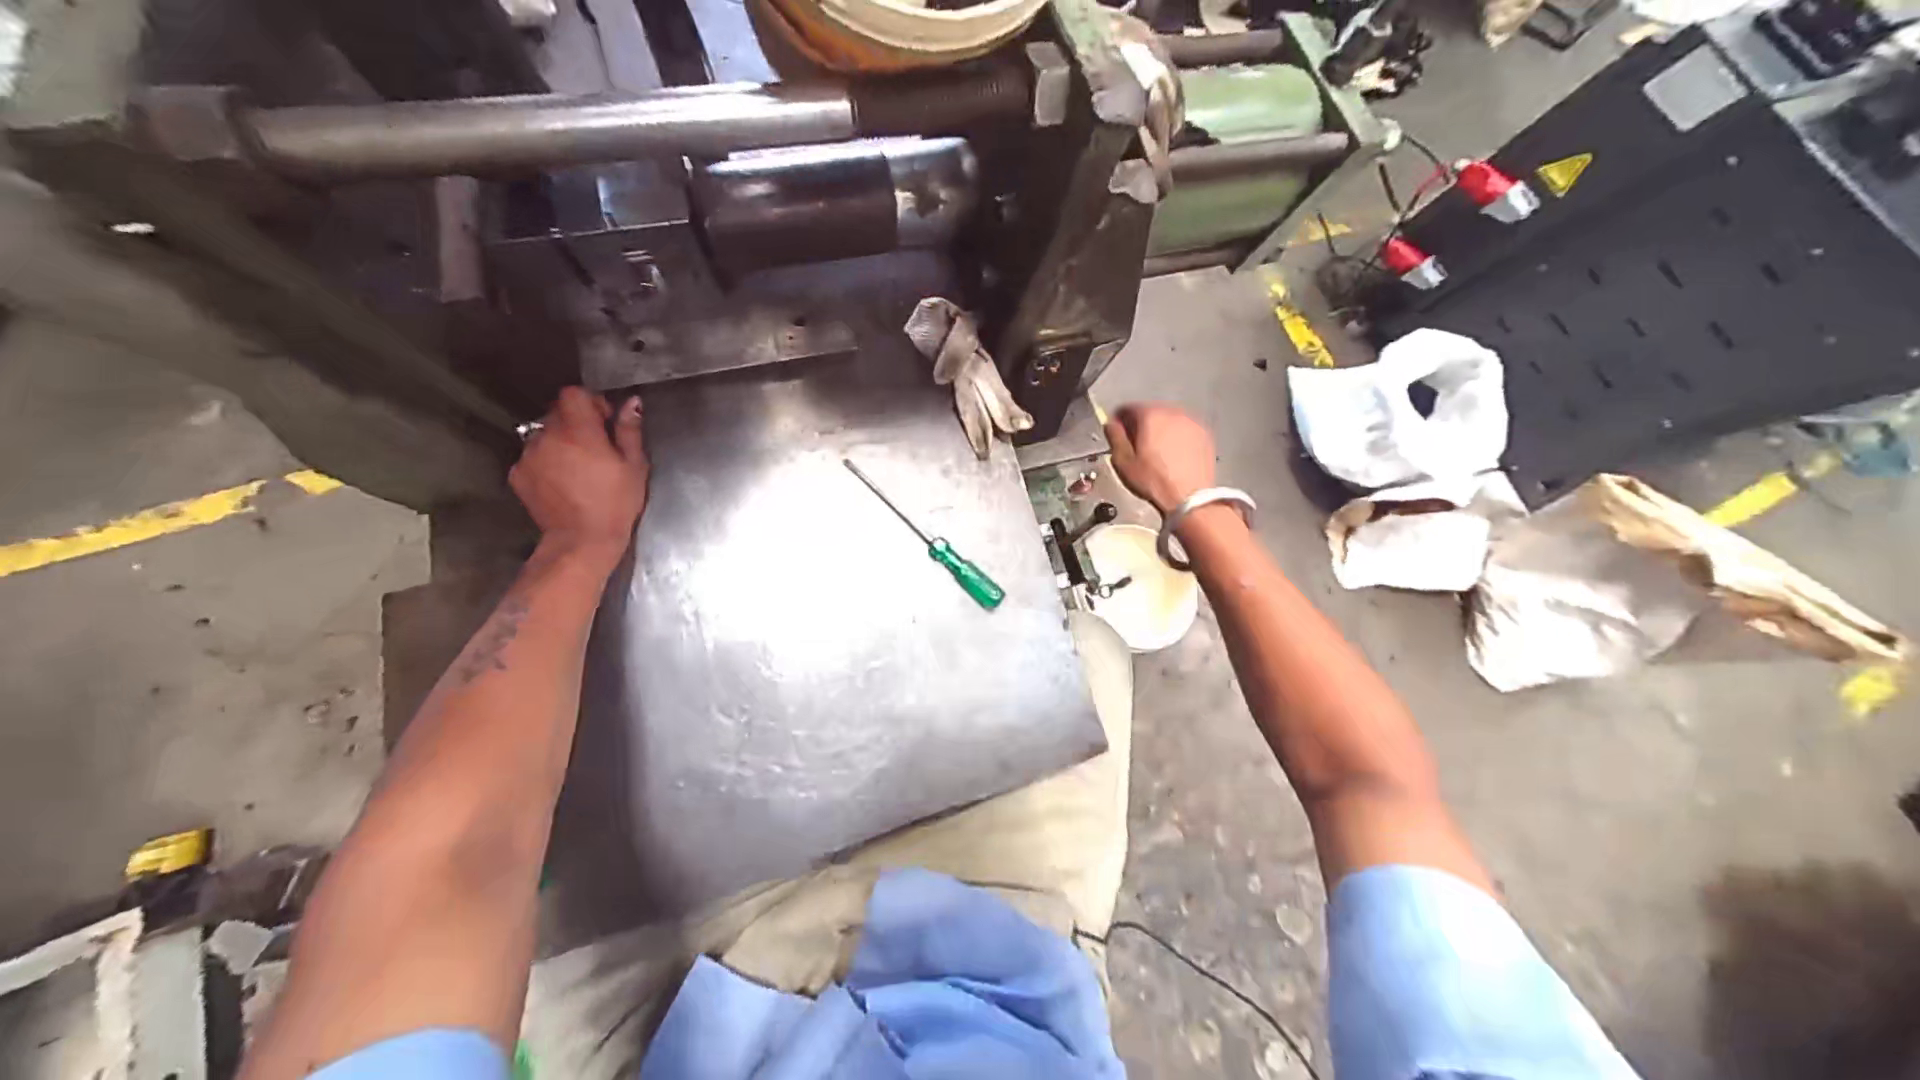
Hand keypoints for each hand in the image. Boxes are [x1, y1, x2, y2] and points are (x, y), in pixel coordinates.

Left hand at [509, 387, 648, 560]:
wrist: (582, 540)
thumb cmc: (616, 503)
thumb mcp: (634, 466)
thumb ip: (629, 430)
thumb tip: (631, 403)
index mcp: (578, 431)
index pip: (573, 394)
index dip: (590, 402)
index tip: (604, 422)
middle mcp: (547, 437)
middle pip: (557, 412)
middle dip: (577, 422)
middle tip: (596, 448)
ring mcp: (529, 455)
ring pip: (544, 434)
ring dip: (560, 442)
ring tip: (578, 468)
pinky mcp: (518, 474)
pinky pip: (533, 456)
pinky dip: (546, 461)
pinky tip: (563, 482)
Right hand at [1104, 403, 1215, 514]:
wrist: (1189, 497)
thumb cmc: (1153, 481)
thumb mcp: (1123, 462)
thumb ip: (1114, 437)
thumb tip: (1111, 424)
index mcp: (1150, 415)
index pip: (1128, 408)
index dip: (1119, 420)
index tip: (1117, 434)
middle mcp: (1172, 412)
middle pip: (1150, 412)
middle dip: (1141, 425)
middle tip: (1136, 446)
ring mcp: (1192, 422)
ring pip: (1169, 420)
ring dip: (1160, 431)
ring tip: (1156, 452)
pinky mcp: (1205, 434)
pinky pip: (1184, 430)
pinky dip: (1177, 438)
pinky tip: (1173, 456)